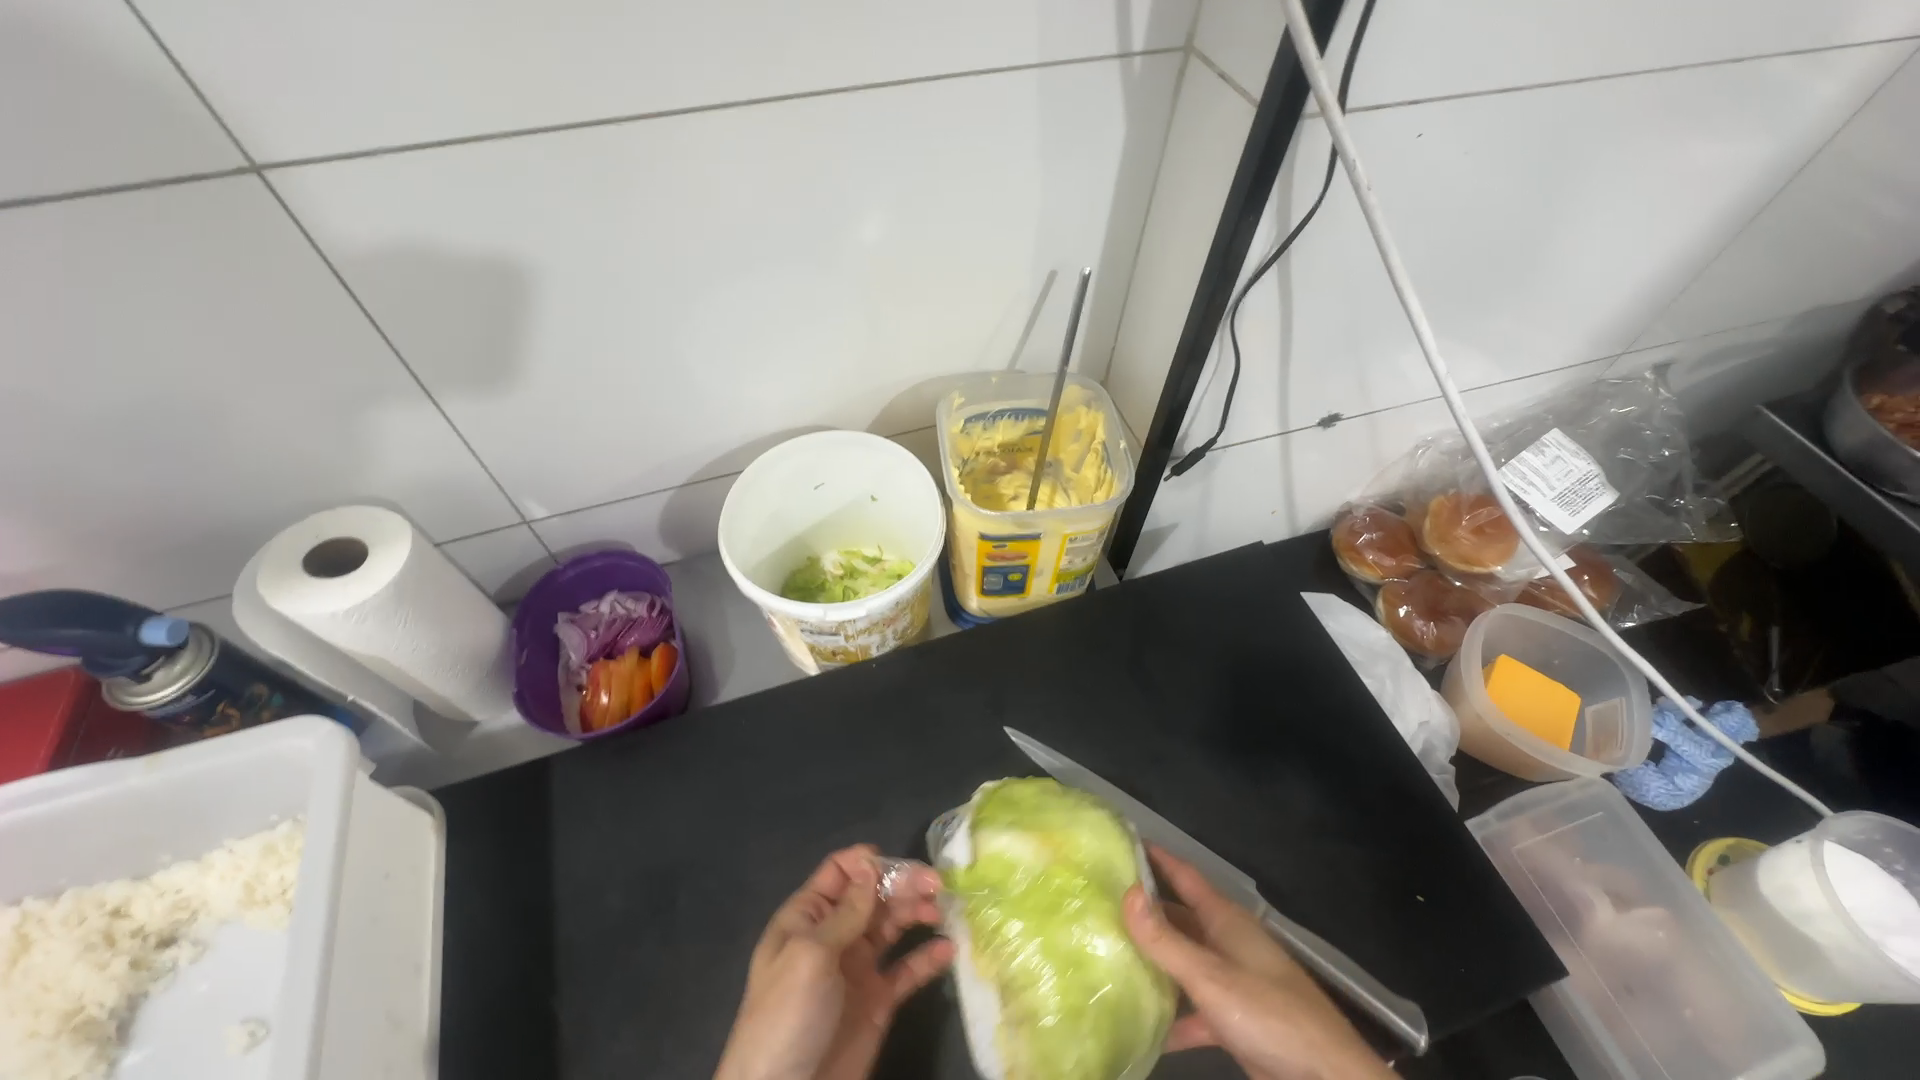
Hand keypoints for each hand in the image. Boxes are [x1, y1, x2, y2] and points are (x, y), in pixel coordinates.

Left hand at [714, 845, 954, 1079]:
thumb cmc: (786, 1016)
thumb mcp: (809, 955)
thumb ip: (844, 911)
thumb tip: (868, 862)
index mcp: (807, 918)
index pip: (839, 873)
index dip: (868, 862)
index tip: (899, 865)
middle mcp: (834, 936)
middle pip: (873, 896)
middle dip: (903, 884)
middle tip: (936, 885)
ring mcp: (857, 969)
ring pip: (893, 926)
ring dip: (917, 913)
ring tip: (940, 911)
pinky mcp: (878, 1002)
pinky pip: (907, 970)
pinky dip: (927, 958)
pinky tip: (947, 949)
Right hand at [1123, 847, 1393, 1079]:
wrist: (1327, 1077)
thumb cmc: (1271, 1015)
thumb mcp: (1212, 977)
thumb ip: (1166, 941)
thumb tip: (1126, 893)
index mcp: (1226, 921)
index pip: (1185, 876)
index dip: (1156, 858)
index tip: (1122, 843)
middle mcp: (1228, 944)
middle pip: (1180, 919)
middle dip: (1145, 913)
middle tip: (1100, 907)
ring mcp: (1233, 982)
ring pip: (1185, 964)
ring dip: (1154, 964)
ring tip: (1109, 960)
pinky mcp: (1236, 1019)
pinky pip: (1195, 1008)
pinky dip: (1173, 1015)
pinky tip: (1144, 1025)